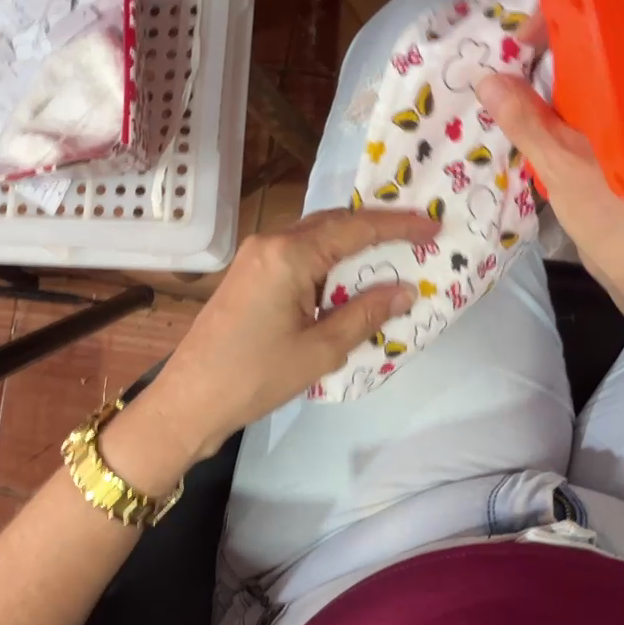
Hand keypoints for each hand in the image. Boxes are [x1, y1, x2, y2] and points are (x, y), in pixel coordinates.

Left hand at [136, 209, 429, 458]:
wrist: (190, 400)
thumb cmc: (255, 377)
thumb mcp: (320, 350)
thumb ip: (365, 315)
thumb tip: (405, 291)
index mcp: (288, 254)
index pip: (354, 229)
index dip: (398, 226)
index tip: (433, 227)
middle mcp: (269, 243)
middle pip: (332, 224)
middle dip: (374, 230)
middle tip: (415, 238)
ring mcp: (253, 258)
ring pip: (313, 239)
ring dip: (350, 249)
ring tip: (388, 260)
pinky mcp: (246, 277)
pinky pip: (296, 258)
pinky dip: (326, 265)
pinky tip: (346, 284)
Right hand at [483, 11, 623, 286]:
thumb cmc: (613, 213)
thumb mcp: (560, 164)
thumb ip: (523, 118)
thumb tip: (486, 78)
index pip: (611, 7)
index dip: (565, 8)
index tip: (522, 36)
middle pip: (599, 35)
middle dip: (552, 40)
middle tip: (509, 60)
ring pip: (595, 67)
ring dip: (555, 72)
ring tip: (513, 86)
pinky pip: (595, 95)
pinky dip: (564, 98)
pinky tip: (534, 117)